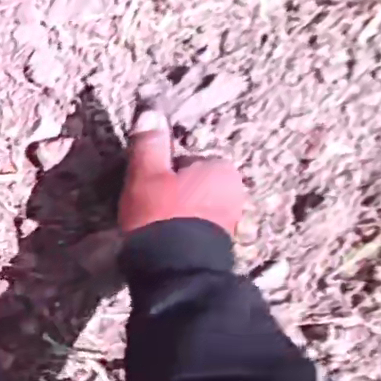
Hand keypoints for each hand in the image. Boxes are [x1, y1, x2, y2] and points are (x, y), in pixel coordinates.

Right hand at [118, 110, 247, 235]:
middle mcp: (235, 188)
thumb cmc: (160, 216)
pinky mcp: (224, 243)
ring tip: (155, 230)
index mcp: (220, 167)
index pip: (185, 161)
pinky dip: (185, 232)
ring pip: (197, 207)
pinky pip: (200, 228)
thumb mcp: (146, 175)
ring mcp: (233, 217)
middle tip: (147, 211)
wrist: (176, 267)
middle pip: (193, 184)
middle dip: (174, 194)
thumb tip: (149, 112)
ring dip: (178, 215)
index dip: (160, 175)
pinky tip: (167, 243)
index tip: (145, 190)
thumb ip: (149, 145)